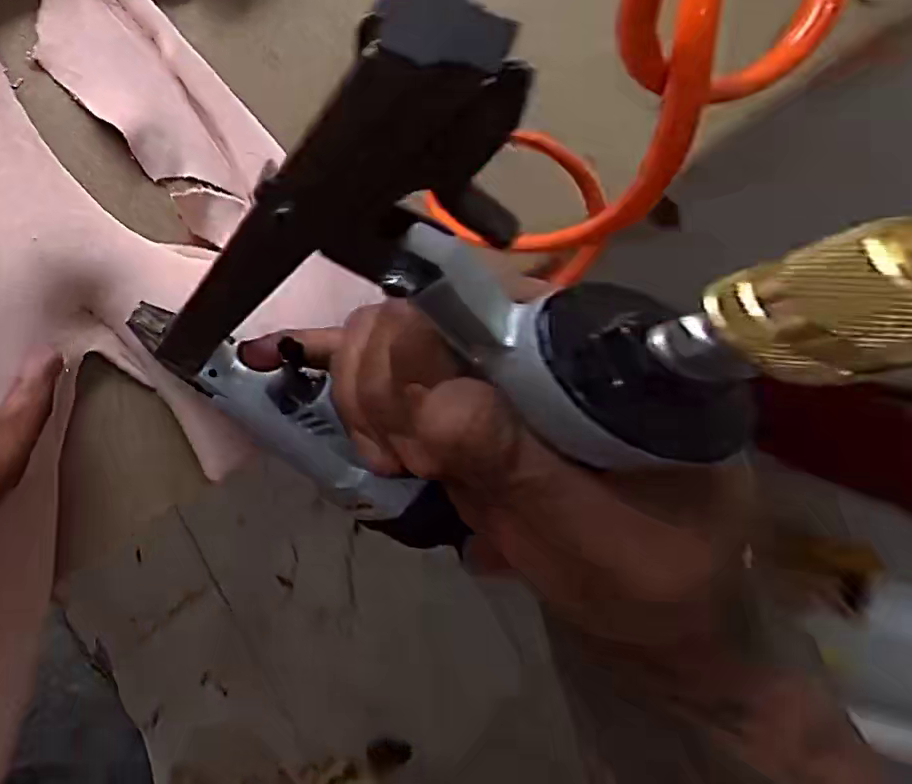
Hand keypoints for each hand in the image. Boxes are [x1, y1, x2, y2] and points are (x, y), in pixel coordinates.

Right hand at [242, 300, 751, 648]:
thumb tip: (435, 403)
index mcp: (577, 348)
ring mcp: (466, 359)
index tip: (423, 448)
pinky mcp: (431, 385)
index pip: (467, 303)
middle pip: (400, 318)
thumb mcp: (597, 529)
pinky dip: (310, 356)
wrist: (642, 608)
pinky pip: (357, 359)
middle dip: (382, 394)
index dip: (416, 360)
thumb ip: (520, 461)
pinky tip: (267, 357)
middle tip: (413, 465)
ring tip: (391, 460)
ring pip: (366, 339)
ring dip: (357, 401)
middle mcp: (515, 335)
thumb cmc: (644, 573)